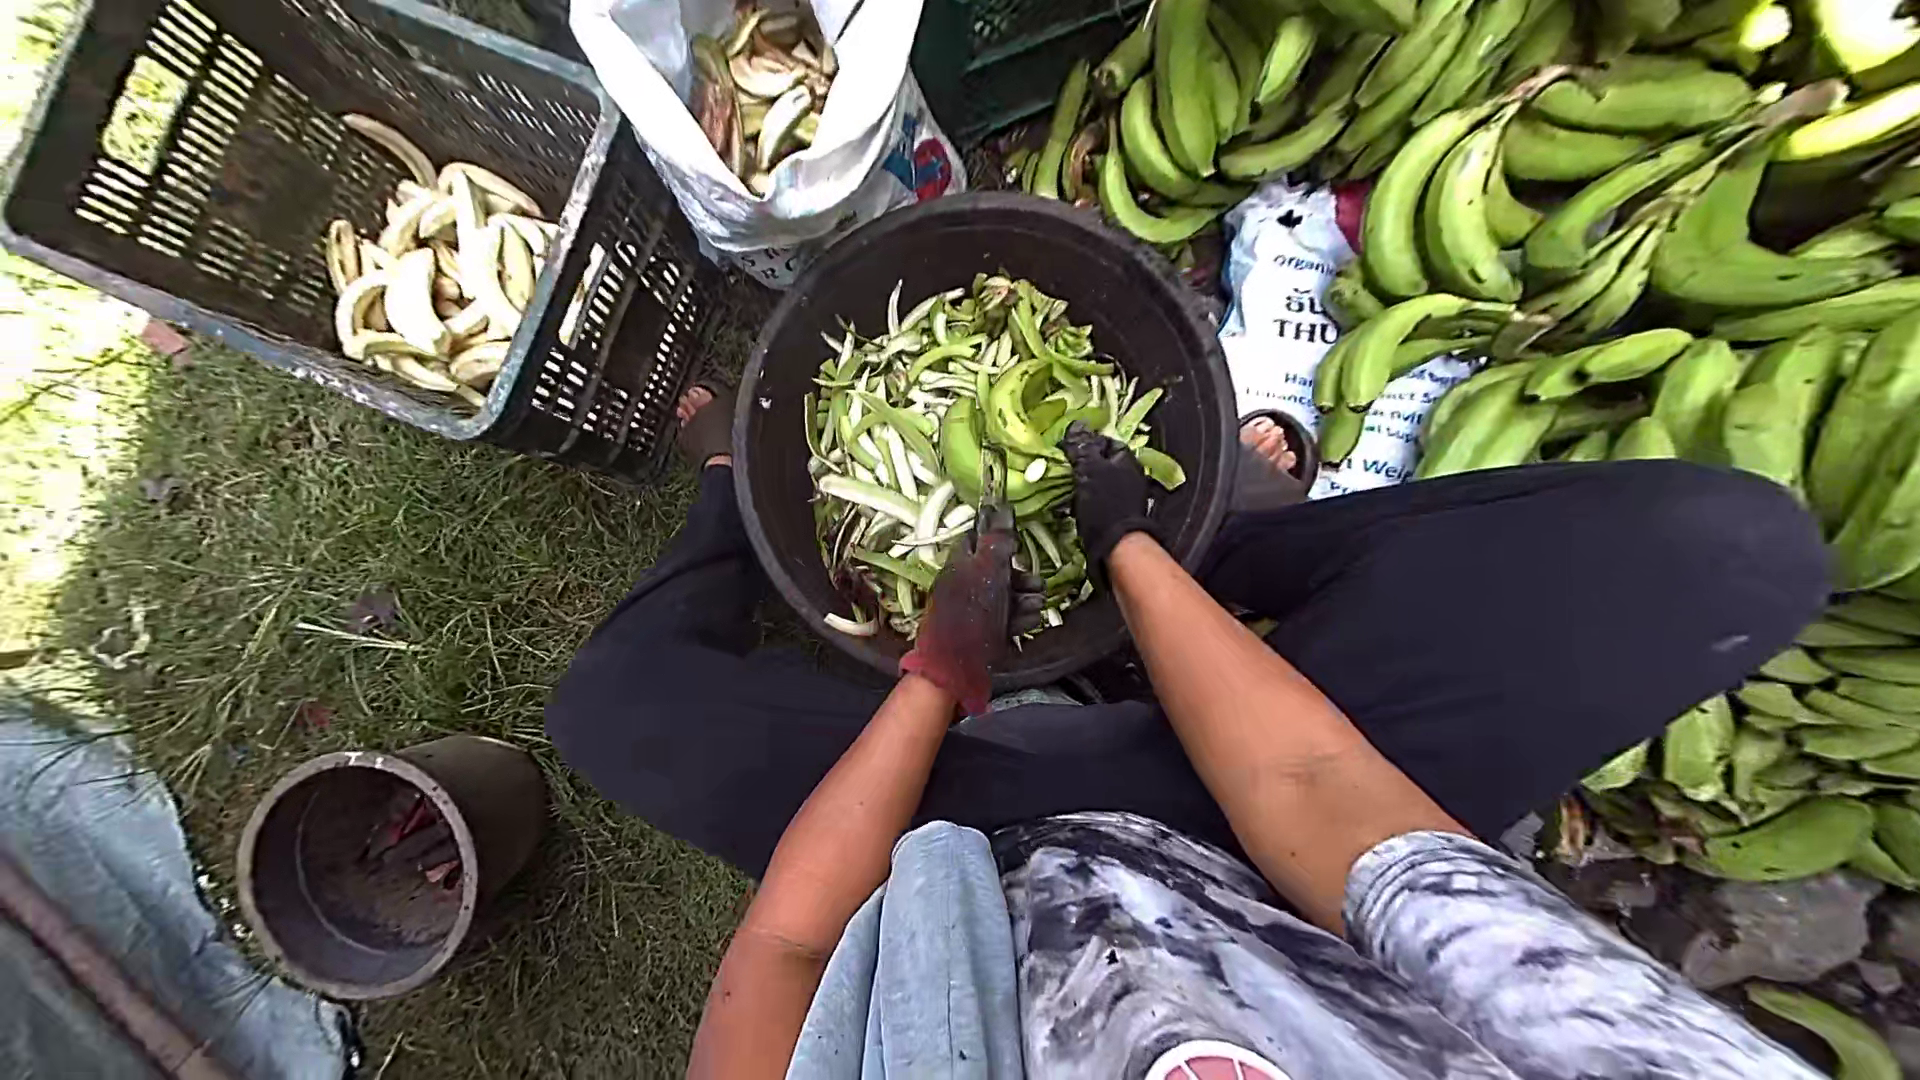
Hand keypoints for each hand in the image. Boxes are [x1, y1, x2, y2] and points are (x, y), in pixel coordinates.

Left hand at [900, 502, 1017, 715]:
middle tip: (1034, 584)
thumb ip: (997, 542)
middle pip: (1000, 570)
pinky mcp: (984, 632)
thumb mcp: (988, 573)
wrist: (956, 668)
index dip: (1000, 538)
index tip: (1019, 543)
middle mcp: (965, 584)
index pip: (979, 539)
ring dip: (1025, 599)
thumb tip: (1002, 508)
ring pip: (1007, 595)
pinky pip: (1006, 618)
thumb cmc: (971, 616)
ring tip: (1033, 606)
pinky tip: (1027, 622)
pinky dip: (1019, 619)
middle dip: (1022, 576)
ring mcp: (974, 609)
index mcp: (959, 564)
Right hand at [1062, 421, 1161, 565]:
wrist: (1115, 544)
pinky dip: (1085, 501)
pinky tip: (1072, 507)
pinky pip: (1098, 500)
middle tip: (1063, 469)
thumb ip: (1082, 448)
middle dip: (1083, 465)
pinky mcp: (1117, 515)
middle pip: (1102, 463)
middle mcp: (1131, 476)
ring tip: (1064, 489)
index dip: (1087, 443)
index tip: (1068, 450)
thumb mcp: (1089, 470)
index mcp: (1127, 460)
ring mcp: (1125, 497)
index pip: (1107, 442)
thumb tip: (1076, 425)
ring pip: (1099, 482)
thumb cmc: (1104, 503)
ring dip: (1082, 484)